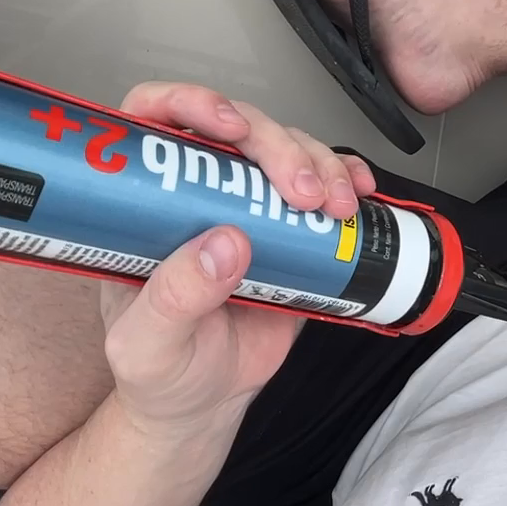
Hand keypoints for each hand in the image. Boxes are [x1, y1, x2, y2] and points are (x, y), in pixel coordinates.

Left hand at [97, 83, 378, 431]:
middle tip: (302, 192)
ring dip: (320, 164)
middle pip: (240, 129)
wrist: (209, 402)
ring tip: (336, 208)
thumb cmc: (162, 373)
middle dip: (278, 146)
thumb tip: (225, 243)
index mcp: (148, 205)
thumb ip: (173, 300)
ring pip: (288, 149)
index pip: (155, 120)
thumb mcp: (147, 347)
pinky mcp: (292, 226)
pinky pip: (323, 182)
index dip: (188, 103)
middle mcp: (201, 192)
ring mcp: (251, 204)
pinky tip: (359, 194)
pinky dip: (347, 178)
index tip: (227, 127)